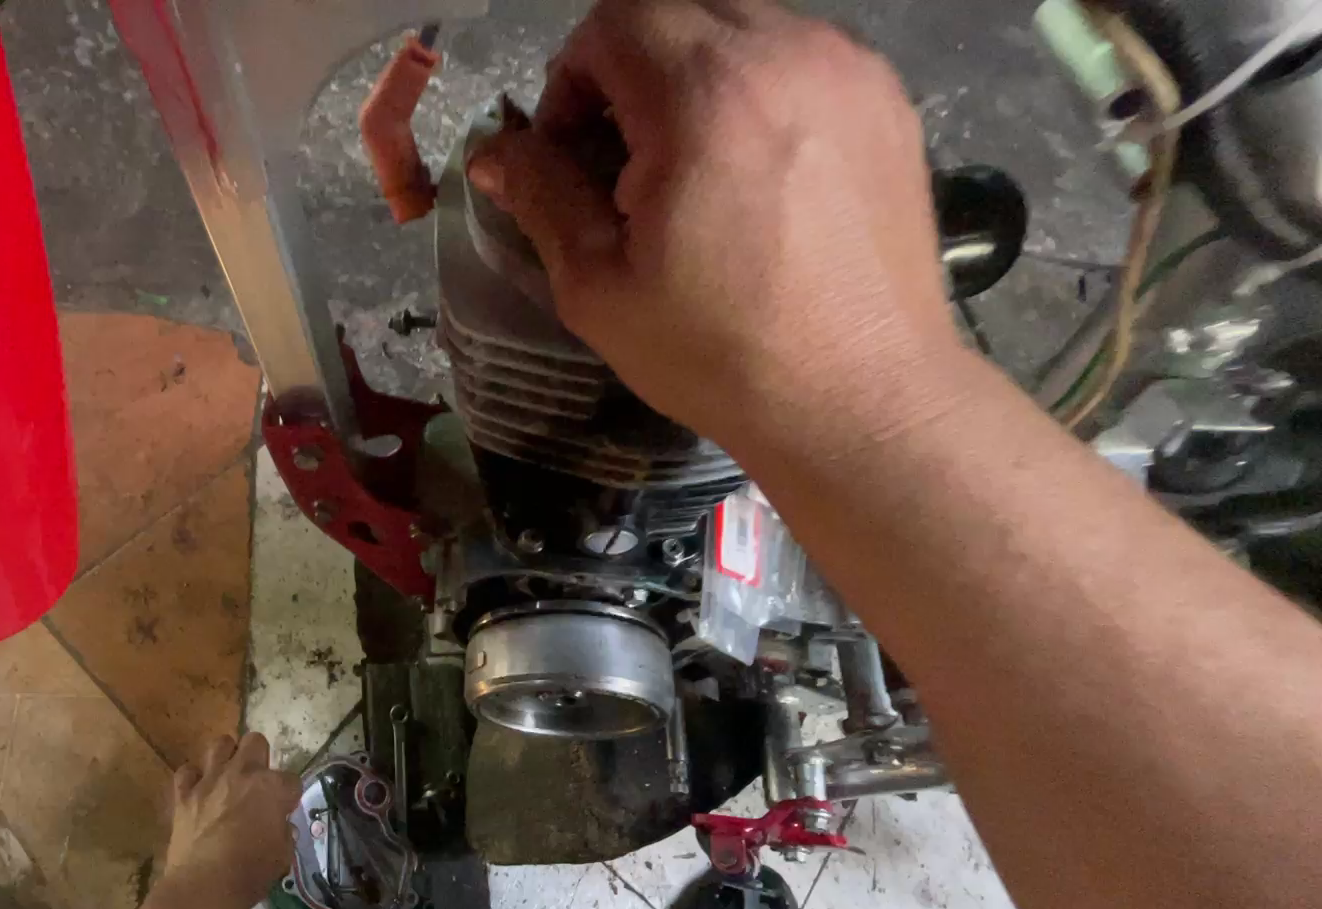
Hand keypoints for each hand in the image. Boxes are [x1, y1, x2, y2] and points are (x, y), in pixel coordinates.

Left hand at [159, 733, 299, 908]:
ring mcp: (210, 780)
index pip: (291, 780)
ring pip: (220, 744)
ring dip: (227, 756)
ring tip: (228, 776)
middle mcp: (242, 773)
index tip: (285, 809)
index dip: (290, 795)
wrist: (205, 886)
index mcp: (272, 788)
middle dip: (260, 757)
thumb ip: (284, 832)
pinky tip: (197, 792)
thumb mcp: (282, 855)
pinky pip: (186, 772)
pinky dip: (193, 779)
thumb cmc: (251, 872)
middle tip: (257, 781)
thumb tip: (280, 826)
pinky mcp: (184, 794)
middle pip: (255, 741)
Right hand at [467, 0, 961, 441]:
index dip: (570, 80)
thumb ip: (541, 198)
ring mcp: (852, 70)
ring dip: (689, 85)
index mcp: (704, 94)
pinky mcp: (889, 103)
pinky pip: (797, 62)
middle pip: (677, 13)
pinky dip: (750, 98)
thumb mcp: (597, 287)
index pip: (613, 19)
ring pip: (741, 30)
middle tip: (620, 168)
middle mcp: (789, 50)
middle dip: (626, 74)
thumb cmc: (710, 352)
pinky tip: (750, 185)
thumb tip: (492, 153)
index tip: (572, 157)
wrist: (855, 398)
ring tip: (687, 181)